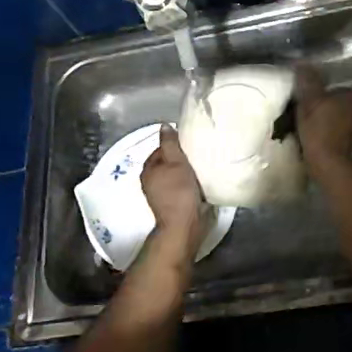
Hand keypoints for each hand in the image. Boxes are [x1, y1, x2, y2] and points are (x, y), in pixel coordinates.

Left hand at [142, 126, 205, 244]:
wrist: (184, 225)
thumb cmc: (179, 191)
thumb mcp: (176, 162)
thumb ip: (170, 144)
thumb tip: (164, 125)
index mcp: (148, 170)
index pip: (160, 149)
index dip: (175, 144)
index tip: (191, 143)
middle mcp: (151, 182)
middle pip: (168, 163)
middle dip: (182, 158)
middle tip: (199, 153)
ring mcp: (162, 195)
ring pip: (176, 175)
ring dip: (187, 171)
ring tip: (203, 165)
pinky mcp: (174, 204)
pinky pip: (182, 187)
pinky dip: (190, 182)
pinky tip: (202, 180)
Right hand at [295, 65, 351, 172]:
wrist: (327, 163)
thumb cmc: (319, 129)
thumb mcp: (309, 101)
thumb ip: (308, 80)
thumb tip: (302, 63)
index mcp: (350, 95)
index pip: (332, 83)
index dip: (317, 87)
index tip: (303, 92)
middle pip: (331, 98)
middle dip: (318, 101)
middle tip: (299, 104)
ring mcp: (351, 125)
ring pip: (330, 113)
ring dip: (318, 114)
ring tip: (300, 118)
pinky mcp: (344, 139)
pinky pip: (329, 126)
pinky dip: (320, 127)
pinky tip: (308, 131)